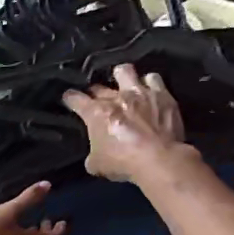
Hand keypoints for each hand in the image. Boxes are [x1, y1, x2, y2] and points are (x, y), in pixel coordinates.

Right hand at [62, 64, 191, 184]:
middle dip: (95, 92)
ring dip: (123, 78)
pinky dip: (149, 84)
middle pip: (98, 86)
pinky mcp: (163, 95)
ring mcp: (140, 93)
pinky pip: (153, 79)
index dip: (70, 99)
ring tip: (125, 87)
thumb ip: (92, 151)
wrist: (160, 159)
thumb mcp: (96, 163)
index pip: (74, 98)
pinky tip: (149, 92)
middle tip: (98, 100)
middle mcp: (115, 97)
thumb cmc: (123, 162)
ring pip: (125, 71)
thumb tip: (96, 151)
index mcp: (95, 112)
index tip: (70, 100)